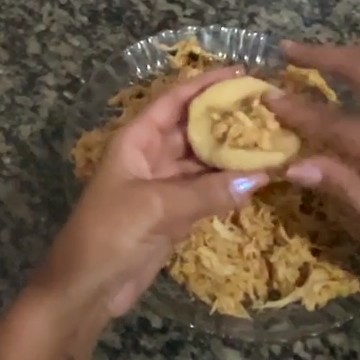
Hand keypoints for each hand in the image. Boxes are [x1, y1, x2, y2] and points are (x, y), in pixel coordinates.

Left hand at [35, 67, 267, 316]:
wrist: (87, 286)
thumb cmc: (110, 232)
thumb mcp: (157, 206)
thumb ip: (206, 192)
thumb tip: (259, 177)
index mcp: (137, 138)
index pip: (174, 100)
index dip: (205, 84)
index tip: (241, 73)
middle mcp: (151, 154)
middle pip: (192, 127)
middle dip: (225, 117)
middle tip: (267, 108)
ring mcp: (163, 184)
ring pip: (202, 160)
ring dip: (231, 153)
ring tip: (272, 141)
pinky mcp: (174, 213)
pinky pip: (205, 190)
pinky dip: (228, 185)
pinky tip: (258, 180)